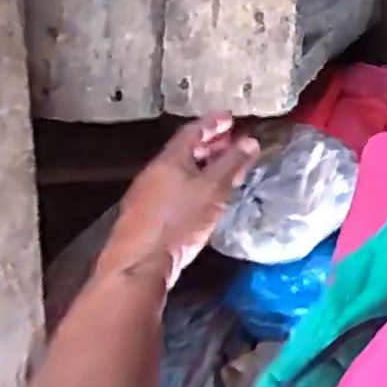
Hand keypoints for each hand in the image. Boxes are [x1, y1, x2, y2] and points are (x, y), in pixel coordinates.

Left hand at [94, 112, 260, 289]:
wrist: (136, 269)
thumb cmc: (179, 222)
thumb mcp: (214, 189)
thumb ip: (233, 163)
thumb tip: (250, 141)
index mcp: (169, 160)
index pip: (192, 131)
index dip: (213, 122)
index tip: (231, 118)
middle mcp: (154, 173)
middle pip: (184, 150)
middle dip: (210, 143)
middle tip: (232, 142)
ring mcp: (146, 196)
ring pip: (179, 170)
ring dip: (202, 164)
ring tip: (224, 168)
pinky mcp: (145, 218)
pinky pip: (173, 188)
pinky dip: (193, 182)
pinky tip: (205, 195)